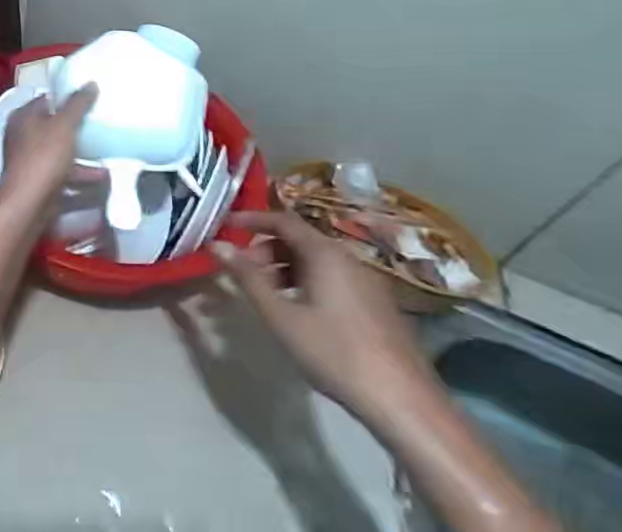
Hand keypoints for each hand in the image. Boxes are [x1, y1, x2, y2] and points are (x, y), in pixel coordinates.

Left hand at [0, 85, 96, 217]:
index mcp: (23, 117)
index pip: (46, 100)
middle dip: (77, 128)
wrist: (27, 205)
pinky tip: (103, 178)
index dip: (66, 99)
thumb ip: (77, 105)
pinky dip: (79, 174)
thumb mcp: (64, 126)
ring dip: (82, 154)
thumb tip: (90, 83)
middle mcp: (22, 136)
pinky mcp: (37, 181)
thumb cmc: (43, 158)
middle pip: (53, 126)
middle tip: (100, 125)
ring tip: (108, 154)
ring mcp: (28, 160)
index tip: (90, 100)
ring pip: (59, 151)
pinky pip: (61, 172)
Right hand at [210, 211, 431, 416]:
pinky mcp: (376, 303)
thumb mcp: (281, 316)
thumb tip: (217, 245)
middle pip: (299, 239)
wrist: (404, 402)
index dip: (251, 219)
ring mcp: (366, 281)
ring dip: (284, 267)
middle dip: (265, 248)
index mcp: (325, 253)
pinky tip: (298, 311)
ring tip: (266, 295)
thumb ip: (248, 277)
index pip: (282, 219)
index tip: (224, 225)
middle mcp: (348, 258)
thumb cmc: (335, 353)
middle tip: (243, 271)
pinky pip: (332, 277)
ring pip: (316, 260)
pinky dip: (306, 281)